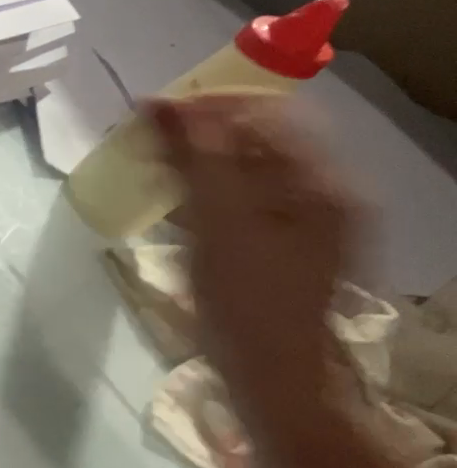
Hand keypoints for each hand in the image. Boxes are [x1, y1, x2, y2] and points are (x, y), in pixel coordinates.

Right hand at [148, 95, 360, 412]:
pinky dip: (203, 187)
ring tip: (150, 169)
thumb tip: (155, 100)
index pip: (267, 112)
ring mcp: (306, 217)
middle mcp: (324, 191)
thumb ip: (190, 153)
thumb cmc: (243, 292)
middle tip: (145, 143)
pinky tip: (173, 202)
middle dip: (196, 133)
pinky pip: (241, 192)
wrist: (269, 367)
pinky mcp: (281, 238)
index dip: (209, 106)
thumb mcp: (215, 217)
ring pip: (243, 164)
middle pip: (255, 137)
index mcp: (322, 182)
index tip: (153, 117)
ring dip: (194, 159)